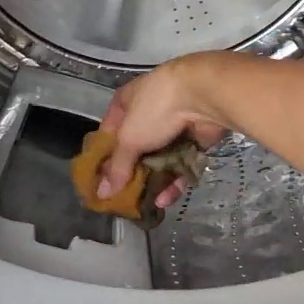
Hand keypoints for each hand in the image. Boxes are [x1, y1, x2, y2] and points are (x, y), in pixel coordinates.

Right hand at [97, 54, 228, 208]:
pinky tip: (163, 200)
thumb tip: (102, 193)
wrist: (204, 97)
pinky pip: (180, 165)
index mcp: (127, 102)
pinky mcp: (194, 140)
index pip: (109, 131)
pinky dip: (172, 181)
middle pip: (135, 148)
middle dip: (130, 173)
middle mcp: (148, 112)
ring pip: (159, 159)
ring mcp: (173, 126)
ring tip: (142, 206)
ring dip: (152, 181)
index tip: (99, 180)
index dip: (104, 155)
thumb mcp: (129, 138)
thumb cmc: (156, 110)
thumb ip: (117, 167)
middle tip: (121, 198)